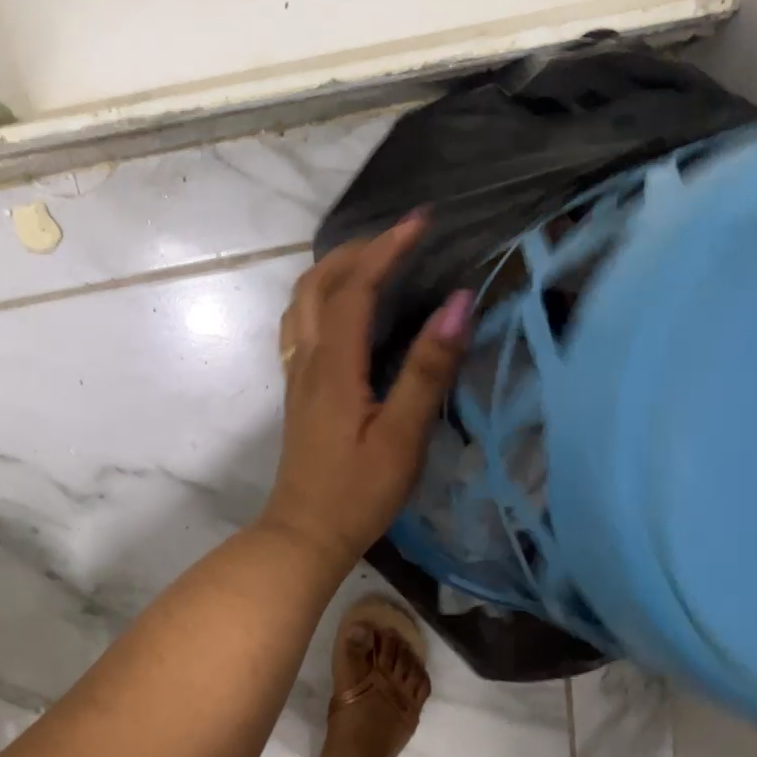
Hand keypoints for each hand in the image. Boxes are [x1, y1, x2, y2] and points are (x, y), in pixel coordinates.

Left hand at [258, 212, 473, 567]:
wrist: (305, 535)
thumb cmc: (358, 493)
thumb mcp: (402, 436)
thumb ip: (427, 370)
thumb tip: (459, 303)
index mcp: (334, 366)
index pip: (355, 287)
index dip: (387, 248)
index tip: (423, 222)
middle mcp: (308, 361)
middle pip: (316, 284)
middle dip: (356, 250)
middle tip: (400, 239)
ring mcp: (297, 378)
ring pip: (300, 304)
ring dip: (332, 272)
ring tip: (373, 263)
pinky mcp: (298, 395)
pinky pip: (300, 328)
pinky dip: (321, 301)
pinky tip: (345, 314)